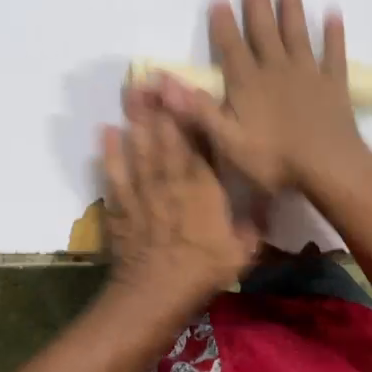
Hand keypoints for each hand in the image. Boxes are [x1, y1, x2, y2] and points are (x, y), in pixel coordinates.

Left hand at [102, 84, 259, 301]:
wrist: (155, 294)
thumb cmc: (202, 272)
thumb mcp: (242, 252)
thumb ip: (252, 225)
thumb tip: (265, 205)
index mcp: (205, 187)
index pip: (201, 143)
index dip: (194, 114)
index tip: (188, 89)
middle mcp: (173, 180)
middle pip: (166, 136)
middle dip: (160, 105)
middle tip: (152, 77)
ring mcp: (144, 191)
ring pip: (140, 147)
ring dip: (136, 118)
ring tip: (132, 91)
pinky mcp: (121, 206)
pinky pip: (114, 173)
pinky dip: (109, 151)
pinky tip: (105, 130)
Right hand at [157, 0, 366, 192]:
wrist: (329, 168)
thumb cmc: (273, 159)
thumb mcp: (226, 141)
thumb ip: (197, 109)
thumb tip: (162, 83)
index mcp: (247, 84)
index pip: (230, 46)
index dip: (223, 22)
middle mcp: (276, 70)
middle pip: (264, 30)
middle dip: (257, 2)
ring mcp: (308, 74)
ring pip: (297, 34)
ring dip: (291, 7)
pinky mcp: (334, 85)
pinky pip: (333, 53)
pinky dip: (333, 33)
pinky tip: (333, 14)